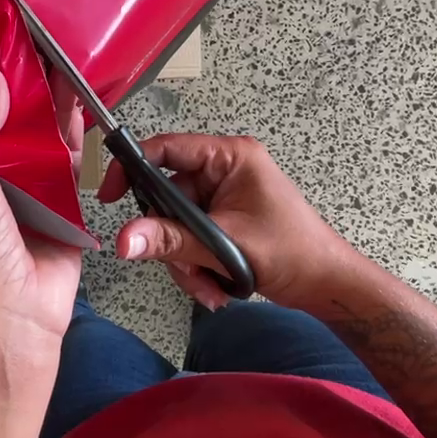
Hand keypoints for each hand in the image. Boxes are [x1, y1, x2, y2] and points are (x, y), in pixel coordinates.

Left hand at [0, 61, 83, 341]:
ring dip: (55, 105)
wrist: (13, 320)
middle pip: (17, 122)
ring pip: (47, 138)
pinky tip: (83, 105)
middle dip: (29, 86)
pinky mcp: (67, 208)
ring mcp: (35, 193)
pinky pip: (74, 165)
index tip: (5, 39)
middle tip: (43, 38)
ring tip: (67, 59)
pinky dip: (79, 137)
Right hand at [97, 134, 361, 310]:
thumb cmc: (293, 252)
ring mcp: (220, 197)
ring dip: (184, 261)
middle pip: (166, 196)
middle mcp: (222, 171)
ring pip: (174, 224)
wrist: (328, 285)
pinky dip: (194, 266)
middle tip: (183, 267)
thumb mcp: (227, 245)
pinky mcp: (220, 222)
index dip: (132, 168)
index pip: (166, 149)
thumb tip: (123, 240)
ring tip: (207, 287)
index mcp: (229, 157)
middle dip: (170, 239)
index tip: (109, 196)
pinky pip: (187, 239)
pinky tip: (214, 288)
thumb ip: (171, 240)